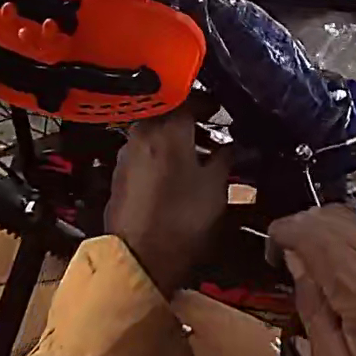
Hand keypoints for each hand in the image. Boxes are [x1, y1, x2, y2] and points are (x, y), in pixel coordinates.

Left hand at [104, 107, 230, 295]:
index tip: (220, 108)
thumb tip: (235, 145)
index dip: (208, 101)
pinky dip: (159, 149)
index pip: (189, 98)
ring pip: (154, 129)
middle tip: (210, 127)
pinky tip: (173, 167)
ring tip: (195, 150)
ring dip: (174, 134)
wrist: (137, 257)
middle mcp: (143, 130)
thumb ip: (225, 158)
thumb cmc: (181, 220)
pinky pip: (144, 148)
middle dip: (190, 117)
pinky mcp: (119, 169)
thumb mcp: (214, 189)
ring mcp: (127, 149)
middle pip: (168, 111)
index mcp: (168, 128)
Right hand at [269, 206, 355, 355]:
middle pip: (331, 217)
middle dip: (300, 225)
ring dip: (320, 228)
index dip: (283, 231)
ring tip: (301, 256)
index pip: (313, 233)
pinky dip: (340, 236)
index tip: (268, 246)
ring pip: (349, 219)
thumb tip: (294, 259)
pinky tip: (328, 262)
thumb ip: (312, 310)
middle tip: (281, 252)